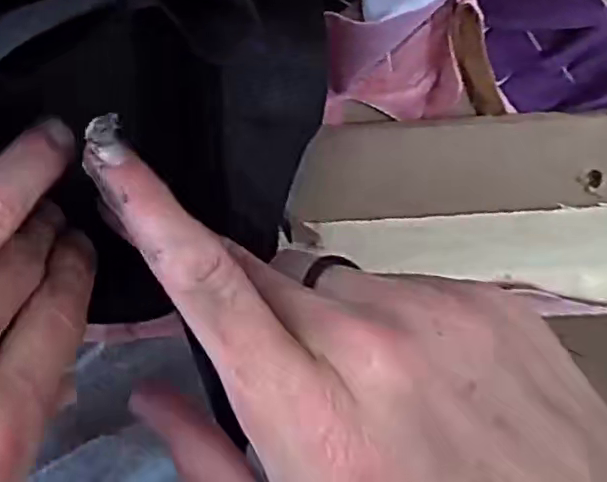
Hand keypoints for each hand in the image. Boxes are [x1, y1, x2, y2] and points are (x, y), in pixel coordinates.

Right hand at [83, 126, 606, 481]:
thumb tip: (148, 386)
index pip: (207, 281)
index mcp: (312, 410)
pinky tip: (444, 389)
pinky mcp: (493, 300)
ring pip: (339, 284)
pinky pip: (409, 290)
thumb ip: (210, 459)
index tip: (113, 156)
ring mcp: (438, 307)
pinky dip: (402, 325)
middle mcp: (369, 337)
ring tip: (387, 398)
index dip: (150, 209)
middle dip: (252, 300)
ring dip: (336, 323)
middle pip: (266, 273)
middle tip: (285, 364)